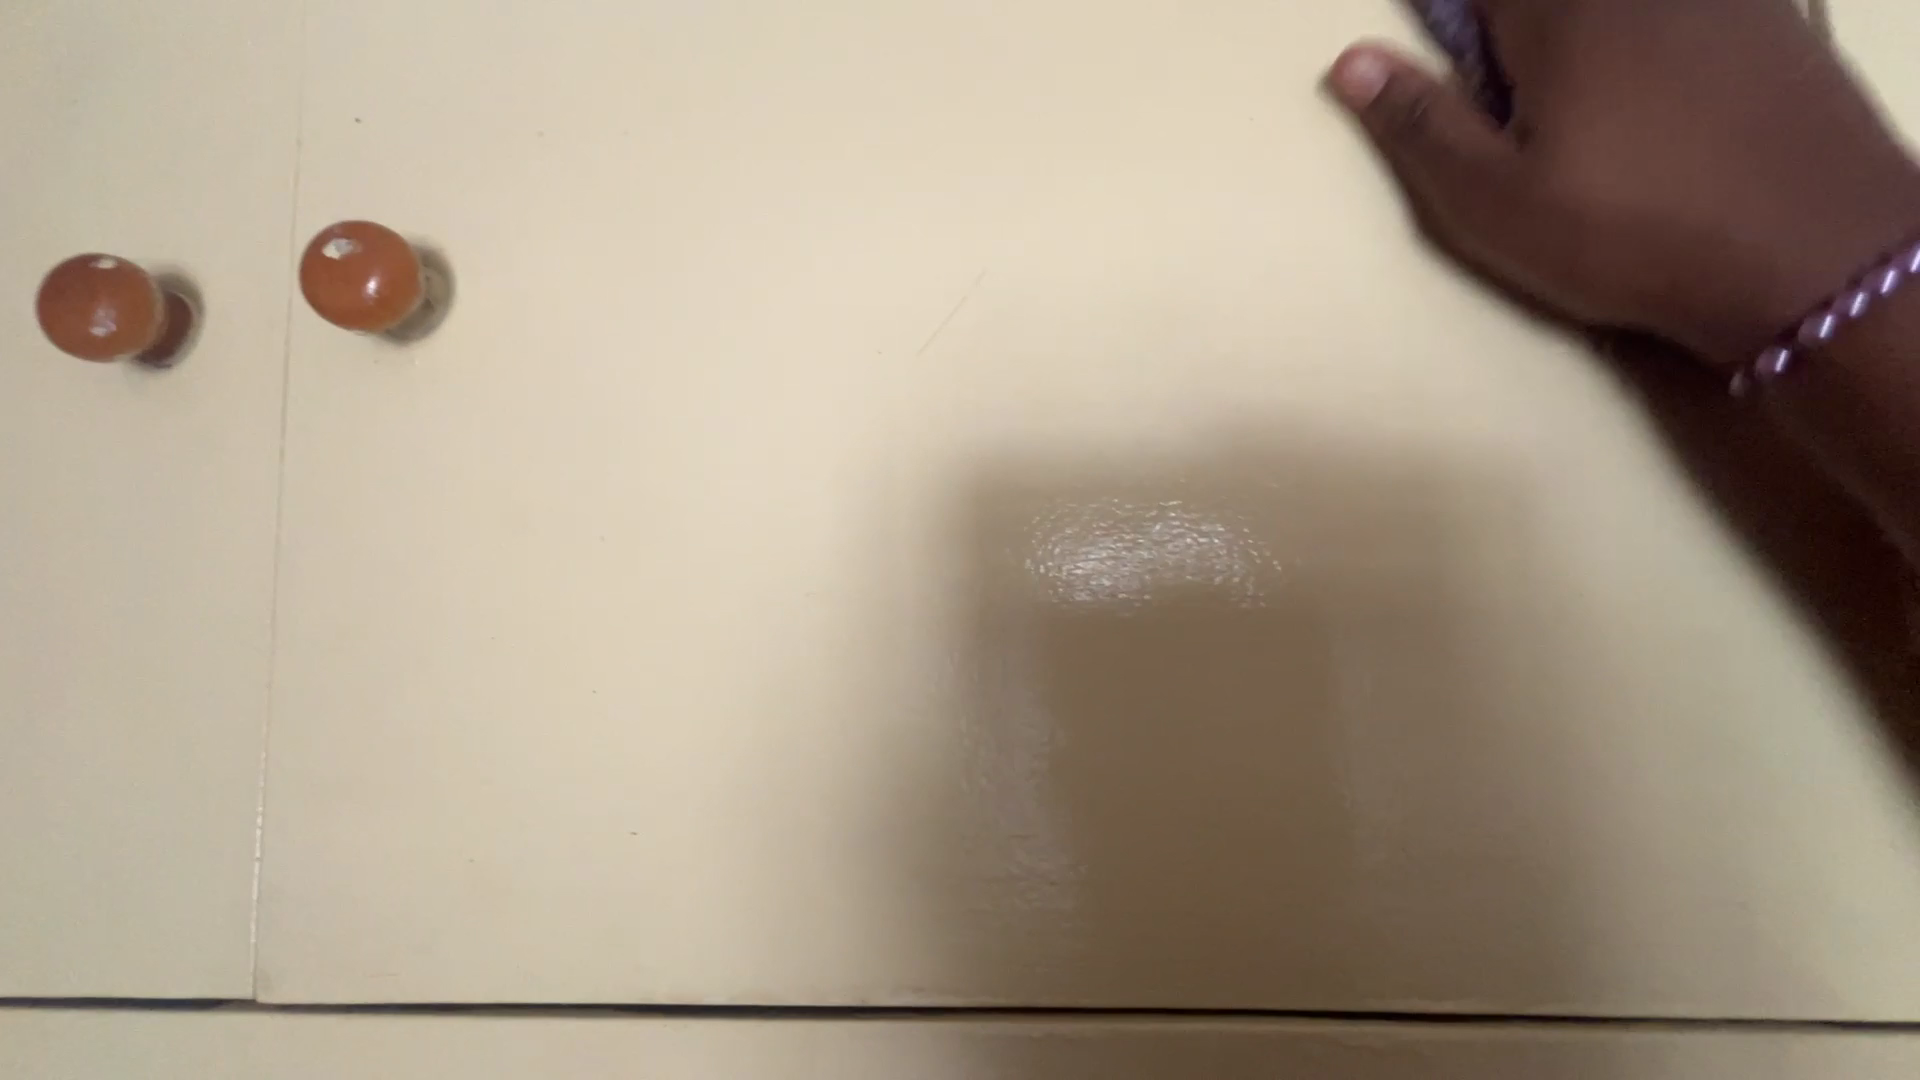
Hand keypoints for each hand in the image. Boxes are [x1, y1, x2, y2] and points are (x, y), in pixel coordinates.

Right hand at [1328, 0, 1919, 367]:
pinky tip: (1639, 104)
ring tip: (1561, 121)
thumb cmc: (1616, 233)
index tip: (1437, 69)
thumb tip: (1351, 61)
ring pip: (1609, 9)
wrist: (1805, 254)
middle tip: (1500, 117)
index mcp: (1565, 13)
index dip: (1442, 15)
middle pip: (1541, 1)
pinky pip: (1676, 12)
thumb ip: (1418, 122)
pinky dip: (1634, 39)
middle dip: (1499, 31)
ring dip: (1560, 39)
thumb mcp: (1487, 198)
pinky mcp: (1772, 16)